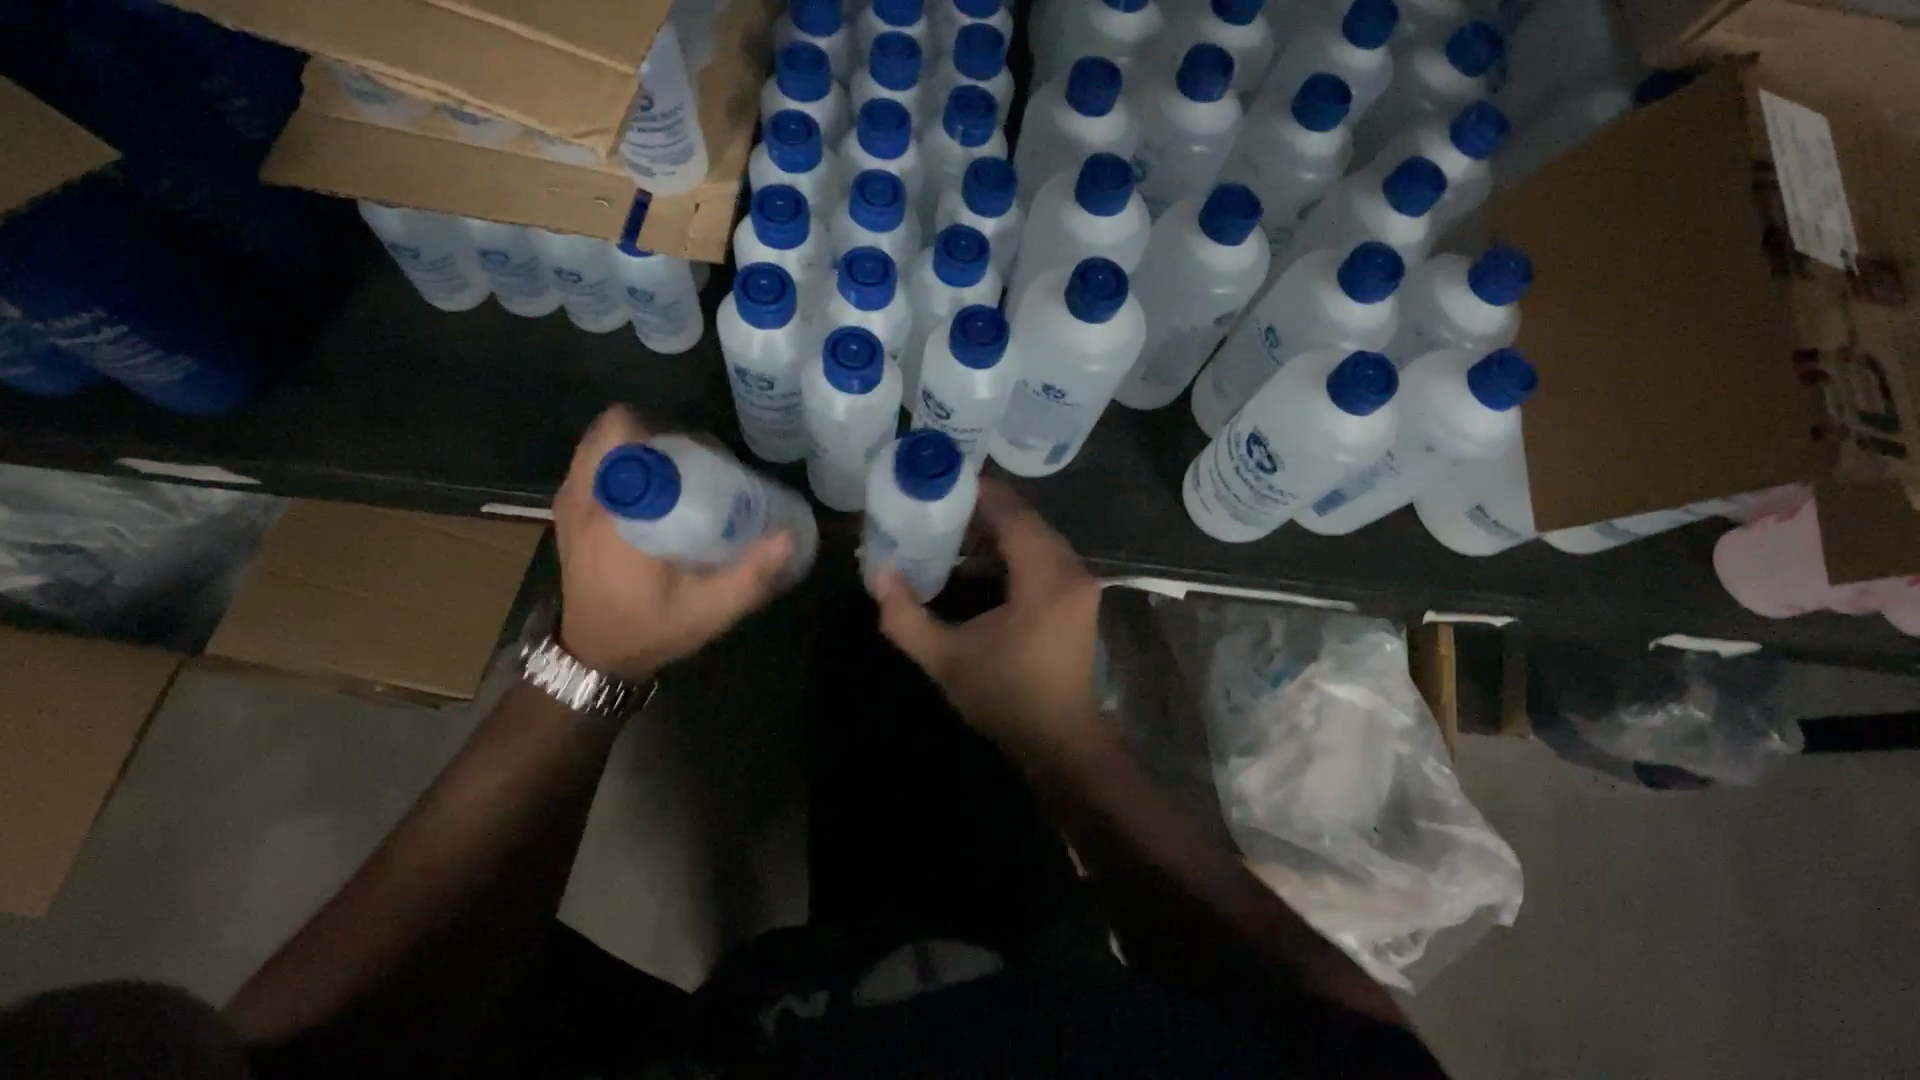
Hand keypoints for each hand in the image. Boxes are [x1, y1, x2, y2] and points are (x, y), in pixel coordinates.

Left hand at [553, 406, 792, 680]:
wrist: (593, 655)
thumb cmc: (648, 631)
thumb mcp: (708, 611)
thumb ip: (749, 575)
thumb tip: (788, 536)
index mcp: (612, 515)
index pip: (628, 437)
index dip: (671, 436)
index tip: (710, 459)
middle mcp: (583, 497)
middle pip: (613, 429)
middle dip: (658, 433)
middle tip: (698, 463)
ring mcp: (569, 501)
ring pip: (601, 442)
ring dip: (640, 446)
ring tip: (680, 474)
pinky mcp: (567, 509)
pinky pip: (594, 462)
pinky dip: (623, 462)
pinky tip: (656, 492)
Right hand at [875, 480, 1107, 759]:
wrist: (1059, 741)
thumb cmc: (1005, 698)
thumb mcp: (946, 658)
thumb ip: (906, 615)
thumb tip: (877, 573)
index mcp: (1046, 577)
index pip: (1012, 512)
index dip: (976, 491)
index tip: (937, 482)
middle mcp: (1071, 571)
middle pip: (1025, 520)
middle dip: (981, 512)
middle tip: (934, 509)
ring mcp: (1080, 585)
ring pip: (1035, 538)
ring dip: (996, 533)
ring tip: (948, 535)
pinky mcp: (1078, 599)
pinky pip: (1043, 557)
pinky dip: (1012, 553)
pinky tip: (976, 566)